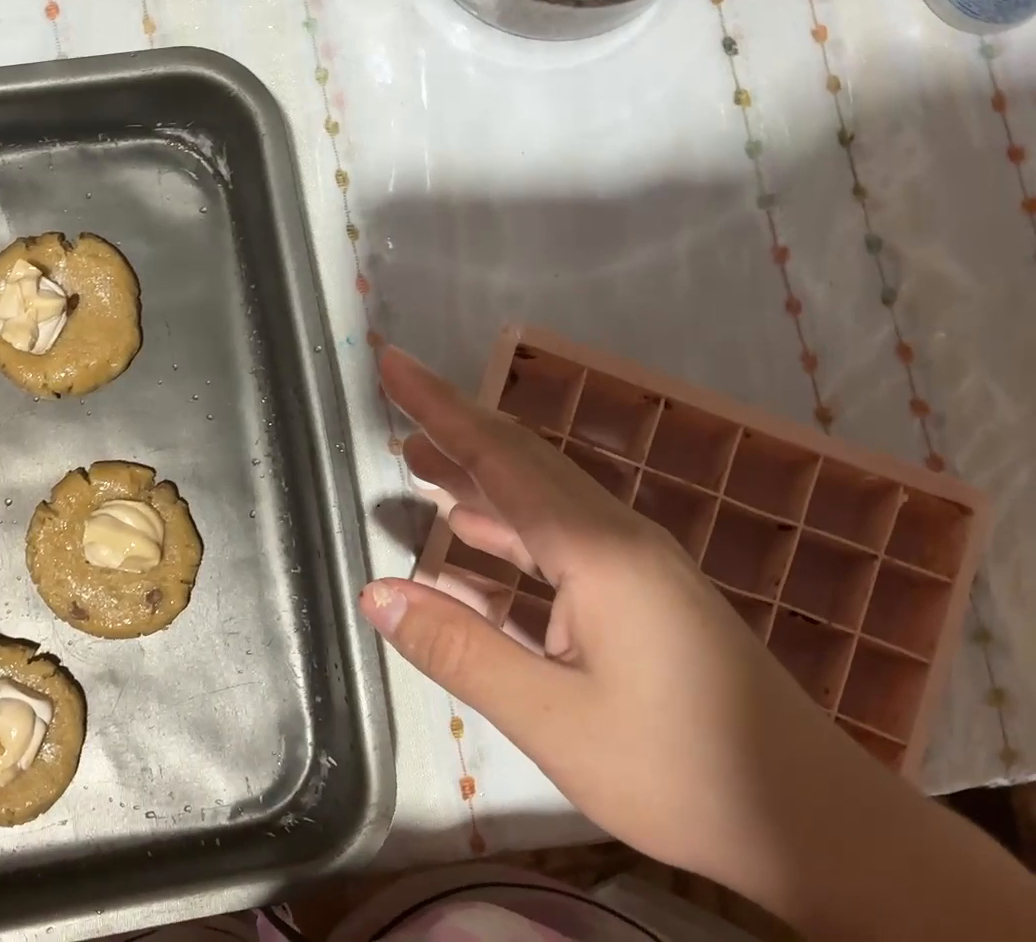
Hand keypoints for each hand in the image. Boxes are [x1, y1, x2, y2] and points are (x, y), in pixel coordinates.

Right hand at [360, 347, 913, 908]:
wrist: (817, 828)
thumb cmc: (682, 770)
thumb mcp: (551, 719)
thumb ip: (457, 650)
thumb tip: (372, 592)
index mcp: (598, 551)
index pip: (501, 455)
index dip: (439, 405)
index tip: (391, 361)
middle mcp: (615, 542)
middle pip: (521, 464)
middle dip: (452, 429)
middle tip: (390, 405)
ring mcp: (629, 572)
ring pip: (535, 503)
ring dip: (472, 480)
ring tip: (413, 460)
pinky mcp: (634, 602)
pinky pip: (551, 546)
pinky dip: (498, 533)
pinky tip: (463, 541)